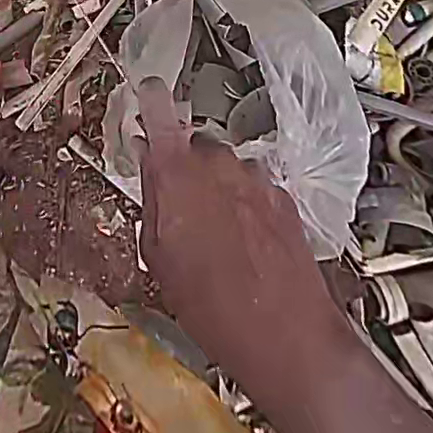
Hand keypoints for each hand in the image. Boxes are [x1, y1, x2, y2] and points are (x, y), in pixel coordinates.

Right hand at [135, 77, 341, 370]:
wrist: (286, 336)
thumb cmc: (210, 302)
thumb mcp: (156, 252)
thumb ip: (151, 194)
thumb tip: (148, 159)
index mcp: (177, 168)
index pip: (158, 106)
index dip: (150, 98)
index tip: (147, 96)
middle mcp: (217, 160)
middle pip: (193, 145)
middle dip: (185, 168)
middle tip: (181, 211)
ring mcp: (254, 175)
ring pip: (224, 168)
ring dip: (216, 189)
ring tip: (216, 238)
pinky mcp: (282, 195)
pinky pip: (252, 186)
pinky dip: (245, 204)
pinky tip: (244, 244)